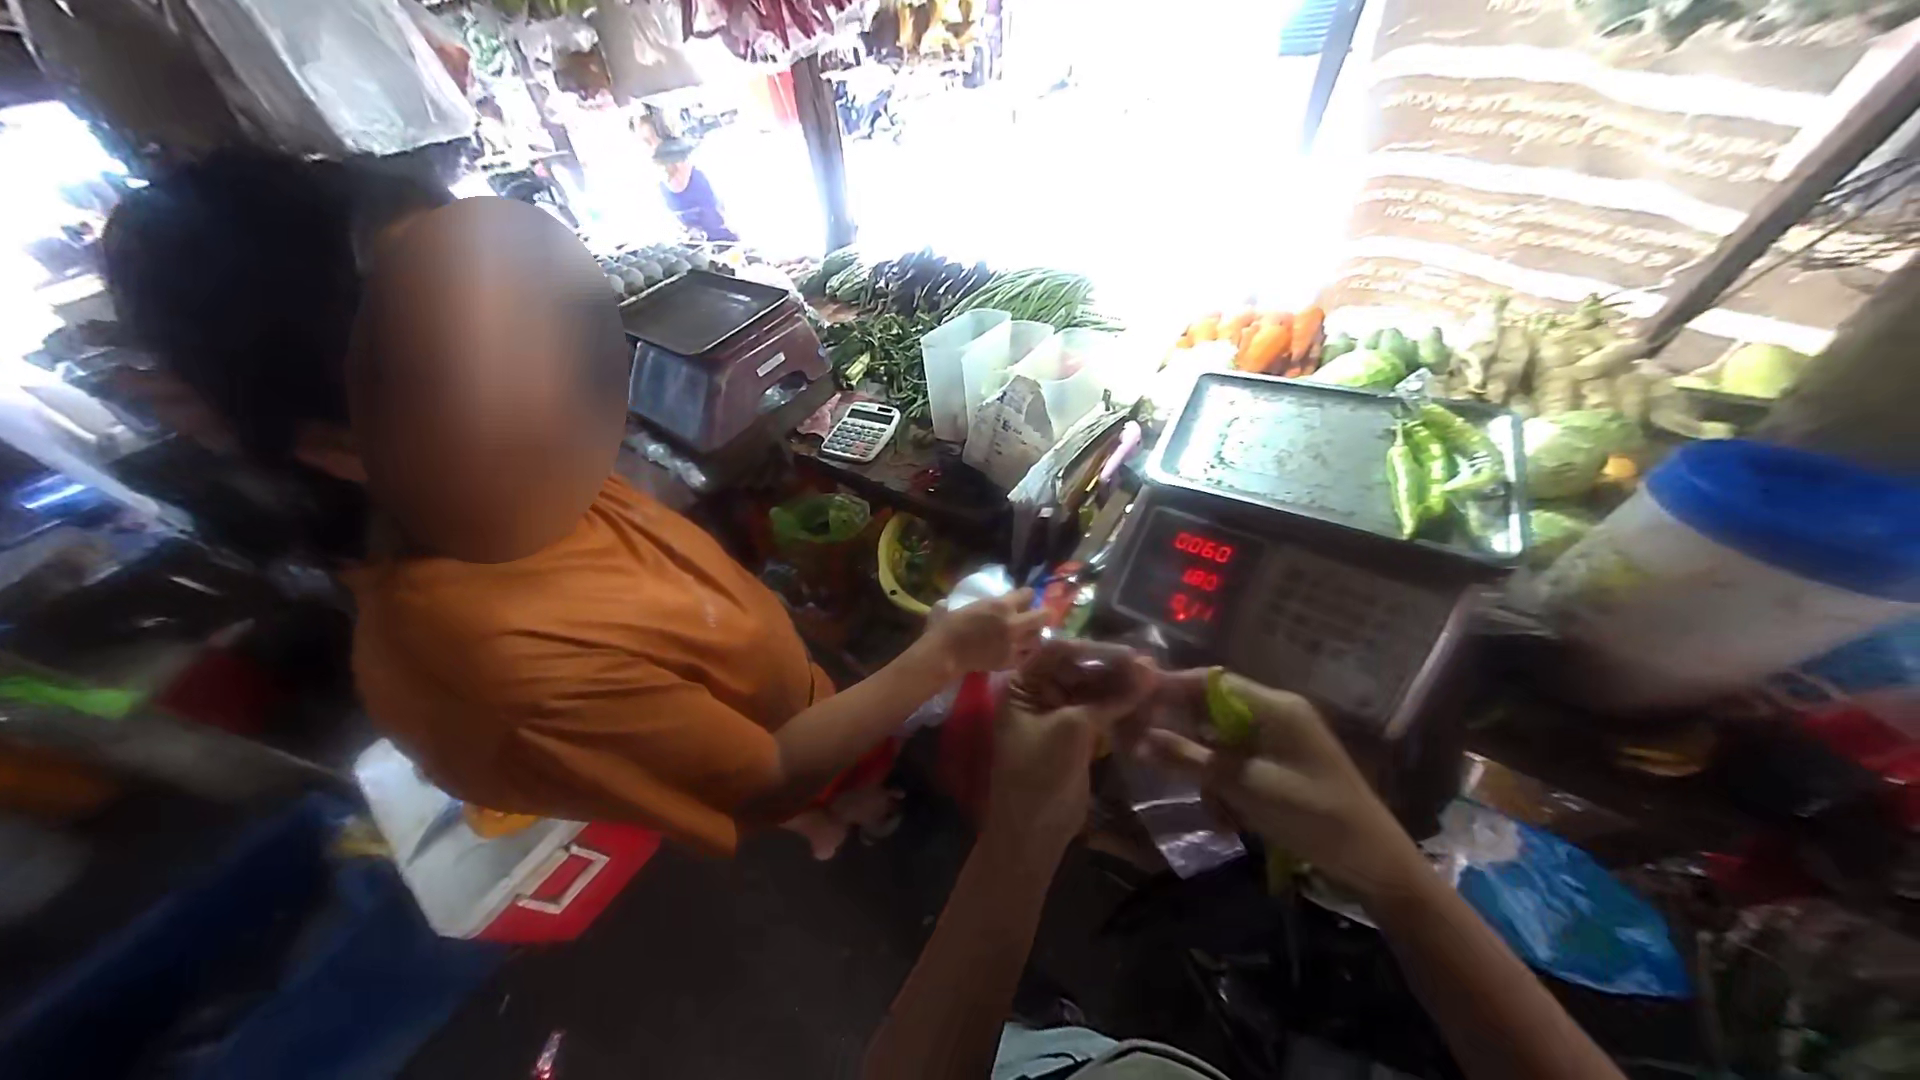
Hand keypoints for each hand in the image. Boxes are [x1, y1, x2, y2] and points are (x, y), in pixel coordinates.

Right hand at [925, 588, 1048, 675]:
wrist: (945, 653)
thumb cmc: (947, 626)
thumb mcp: (961, 606)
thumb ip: (968, 602)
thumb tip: (950, 602)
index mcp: (1001, 604)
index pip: (1028, 594)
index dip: (1027, 595)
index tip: (1024, 598)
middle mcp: (1013, 623)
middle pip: (1043, 616)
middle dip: (1042, 614)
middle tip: (1036, 617)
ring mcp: (1013, 644)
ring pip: (1037, 638)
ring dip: (1034, 635)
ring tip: (1027, 636)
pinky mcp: (1009, 661)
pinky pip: (1026, 657)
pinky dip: (1025, 654)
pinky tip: (1019, 652)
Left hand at [986, 640, 1155, 853]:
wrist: (1035, 829)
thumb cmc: (1040, 771)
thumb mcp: (1073, 728)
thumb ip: (1111, 698)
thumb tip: (1149, 669)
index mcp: (1022, 684)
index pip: (1058, 653)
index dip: (1094, 650)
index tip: (1130, 655)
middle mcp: (1039, 692)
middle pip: (1079, 669)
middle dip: (1113, 668)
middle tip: (1150, 667)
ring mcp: (1059, 712)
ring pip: (1094, 689)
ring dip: (1122, 686)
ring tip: (1155, 681)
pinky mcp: (1078, 732)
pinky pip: (1102, 710)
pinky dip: (1122, 706)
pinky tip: (1147, 700)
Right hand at [1138, 671, 1425, 902]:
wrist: (1377, 864)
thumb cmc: (1312, 815)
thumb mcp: (1243, 786)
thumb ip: (1189, 758)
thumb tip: (1138, 739)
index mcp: (1273, 706)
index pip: (1209, 681)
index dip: (1168, 687)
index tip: (1132, 703)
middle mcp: (1275, 713)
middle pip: (1212, 709)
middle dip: (1184, 736)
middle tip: (1150, 754)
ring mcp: (1281, 739)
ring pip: (1221, 740)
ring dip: (1207, 770)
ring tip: (1214, 809)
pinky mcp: (1282, 763)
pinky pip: (1239, 761)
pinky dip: (1226, 784)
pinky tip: (1229, 817)